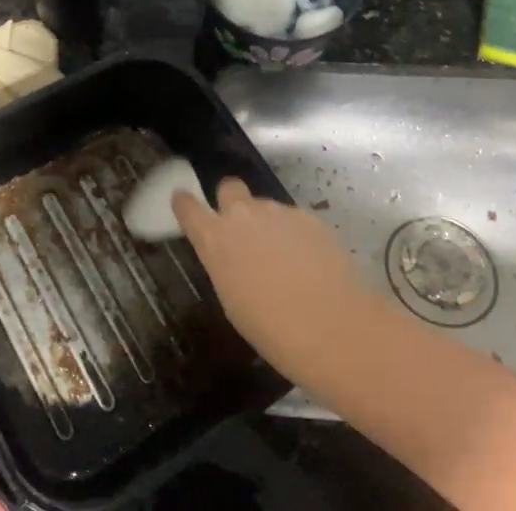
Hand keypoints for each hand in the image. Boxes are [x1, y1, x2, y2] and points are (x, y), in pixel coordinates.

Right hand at [171, 178, 372, 377]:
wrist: (330, 327)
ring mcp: (278, 212)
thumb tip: (235, 255)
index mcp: (215, 239)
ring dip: (267, 224)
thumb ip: (226, 264)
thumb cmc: (270, 328)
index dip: (185, 203)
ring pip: (265, 207)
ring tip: (285, 258)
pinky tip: (310, 263)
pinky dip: (296, 235)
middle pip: (229, 187)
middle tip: (243, 230)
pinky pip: (294, 219)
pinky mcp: (309, 217)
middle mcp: (243, 215)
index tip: (185, 204)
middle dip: (231, 201)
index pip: (187, 206)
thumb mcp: (231, 299)